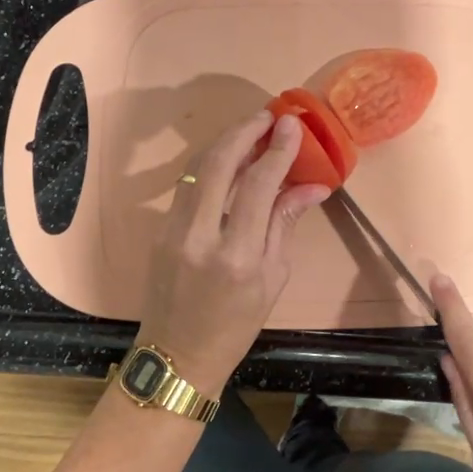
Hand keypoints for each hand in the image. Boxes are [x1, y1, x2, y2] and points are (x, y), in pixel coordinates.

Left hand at [137, 111, 331, 389]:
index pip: (257, 185)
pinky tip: (228, 158)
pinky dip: (210, 164)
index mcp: (236, 256)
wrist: (177, 356)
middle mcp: (199, 236)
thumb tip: (313, 185)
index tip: (292, 124)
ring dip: (225, 142)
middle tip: (269, 116)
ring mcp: (172, 230)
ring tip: (252, 129)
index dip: (277, 150)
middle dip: (245, 131)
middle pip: (219, 163)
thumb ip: (285, 223)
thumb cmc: (236, 325)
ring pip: (197, 168)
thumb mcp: (273, 279)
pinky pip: (187, 185)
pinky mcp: (159, 229)